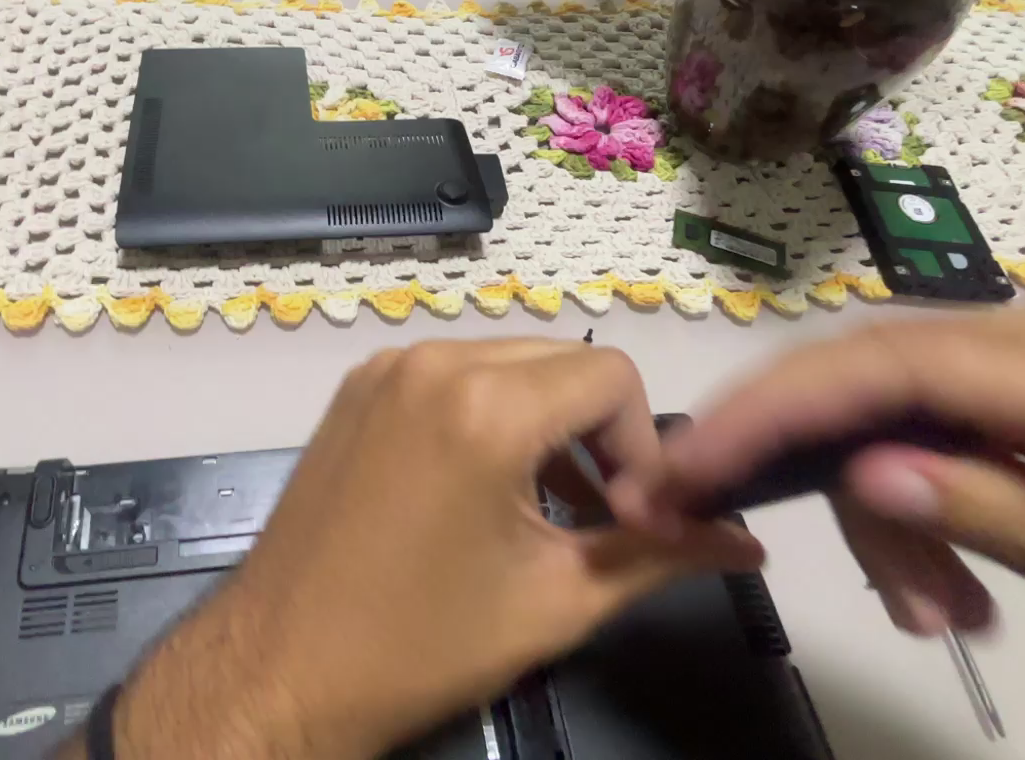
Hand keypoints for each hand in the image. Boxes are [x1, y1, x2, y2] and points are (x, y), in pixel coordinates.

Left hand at [107, 340, 762, 759]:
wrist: (280, 664)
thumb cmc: (420, 642)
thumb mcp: (556, 600)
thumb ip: (659, 554)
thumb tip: (745, 540)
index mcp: (485, 405)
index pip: (609, 375)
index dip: (642, 442)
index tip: (635, 511)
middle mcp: (432, 359)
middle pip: (557, 362)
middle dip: (596, 429)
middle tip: (600, 509)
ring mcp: (386, 367)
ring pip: (504, 362)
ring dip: (542, 418)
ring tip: (547, 500)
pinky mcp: (358, 386)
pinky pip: (449, 373)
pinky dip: (487, 409)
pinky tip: (483, 478)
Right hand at [611, 286, 1024, 721]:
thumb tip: (860, 471)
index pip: (894, 366)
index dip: (772, 411)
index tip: (687, 470)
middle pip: (876, 373)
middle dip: (814, 467)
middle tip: (848, 589)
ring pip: (898, 388)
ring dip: (882, 491)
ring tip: (935, 608)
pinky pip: (942, 397)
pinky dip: (919, 471)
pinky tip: (959, 555)